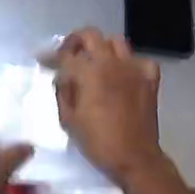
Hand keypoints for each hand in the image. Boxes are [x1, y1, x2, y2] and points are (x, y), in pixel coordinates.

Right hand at [52, 28, 173, 187]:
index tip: (44, 60)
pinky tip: (124, 75)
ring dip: (102, 48)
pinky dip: (130, 63)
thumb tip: (63, 78)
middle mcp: (111, 62)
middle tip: (69, 54)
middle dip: (75, 41)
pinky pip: (139, 60)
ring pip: (116, 41)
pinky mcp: (149, 78)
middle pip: (90, 35)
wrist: (135, 158)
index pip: (66, 55)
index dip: (51, 57)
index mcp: (89, 72)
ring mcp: (133, 68)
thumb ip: (63, 92)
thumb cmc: (97, 141)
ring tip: (96, 61)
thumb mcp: (69, 119)